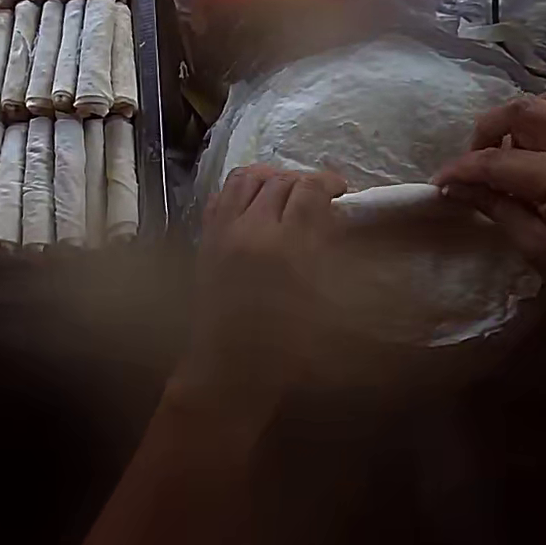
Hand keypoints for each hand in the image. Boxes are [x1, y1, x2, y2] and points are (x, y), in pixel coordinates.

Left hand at [169, 166, 345, 430]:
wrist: (229, 367)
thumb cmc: (286, 347)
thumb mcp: (322, 299)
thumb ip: (328, 251)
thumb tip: (334, 217)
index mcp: (288, 247)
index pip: (309, 190)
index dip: (329, 182)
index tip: (340, 189)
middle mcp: (252, 229)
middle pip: (280, 180)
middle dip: (304, 181)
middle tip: (317, 195)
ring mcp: (223, 230)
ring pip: (245, 177)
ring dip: (270, 177)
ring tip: (284, 190)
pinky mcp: (205, 237)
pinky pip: (220, 195)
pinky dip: (239, 189)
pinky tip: (252, 203)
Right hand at [433, 87, 545, 300]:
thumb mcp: (541, 251)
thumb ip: (496, 208)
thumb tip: (455, 189)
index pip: (496, 161)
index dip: (459, 171)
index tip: (438, 184)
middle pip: (522, 111)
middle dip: (484, 132)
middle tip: (472, 164)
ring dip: (521, 117)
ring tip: (508, 148)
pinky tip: (542, 144)